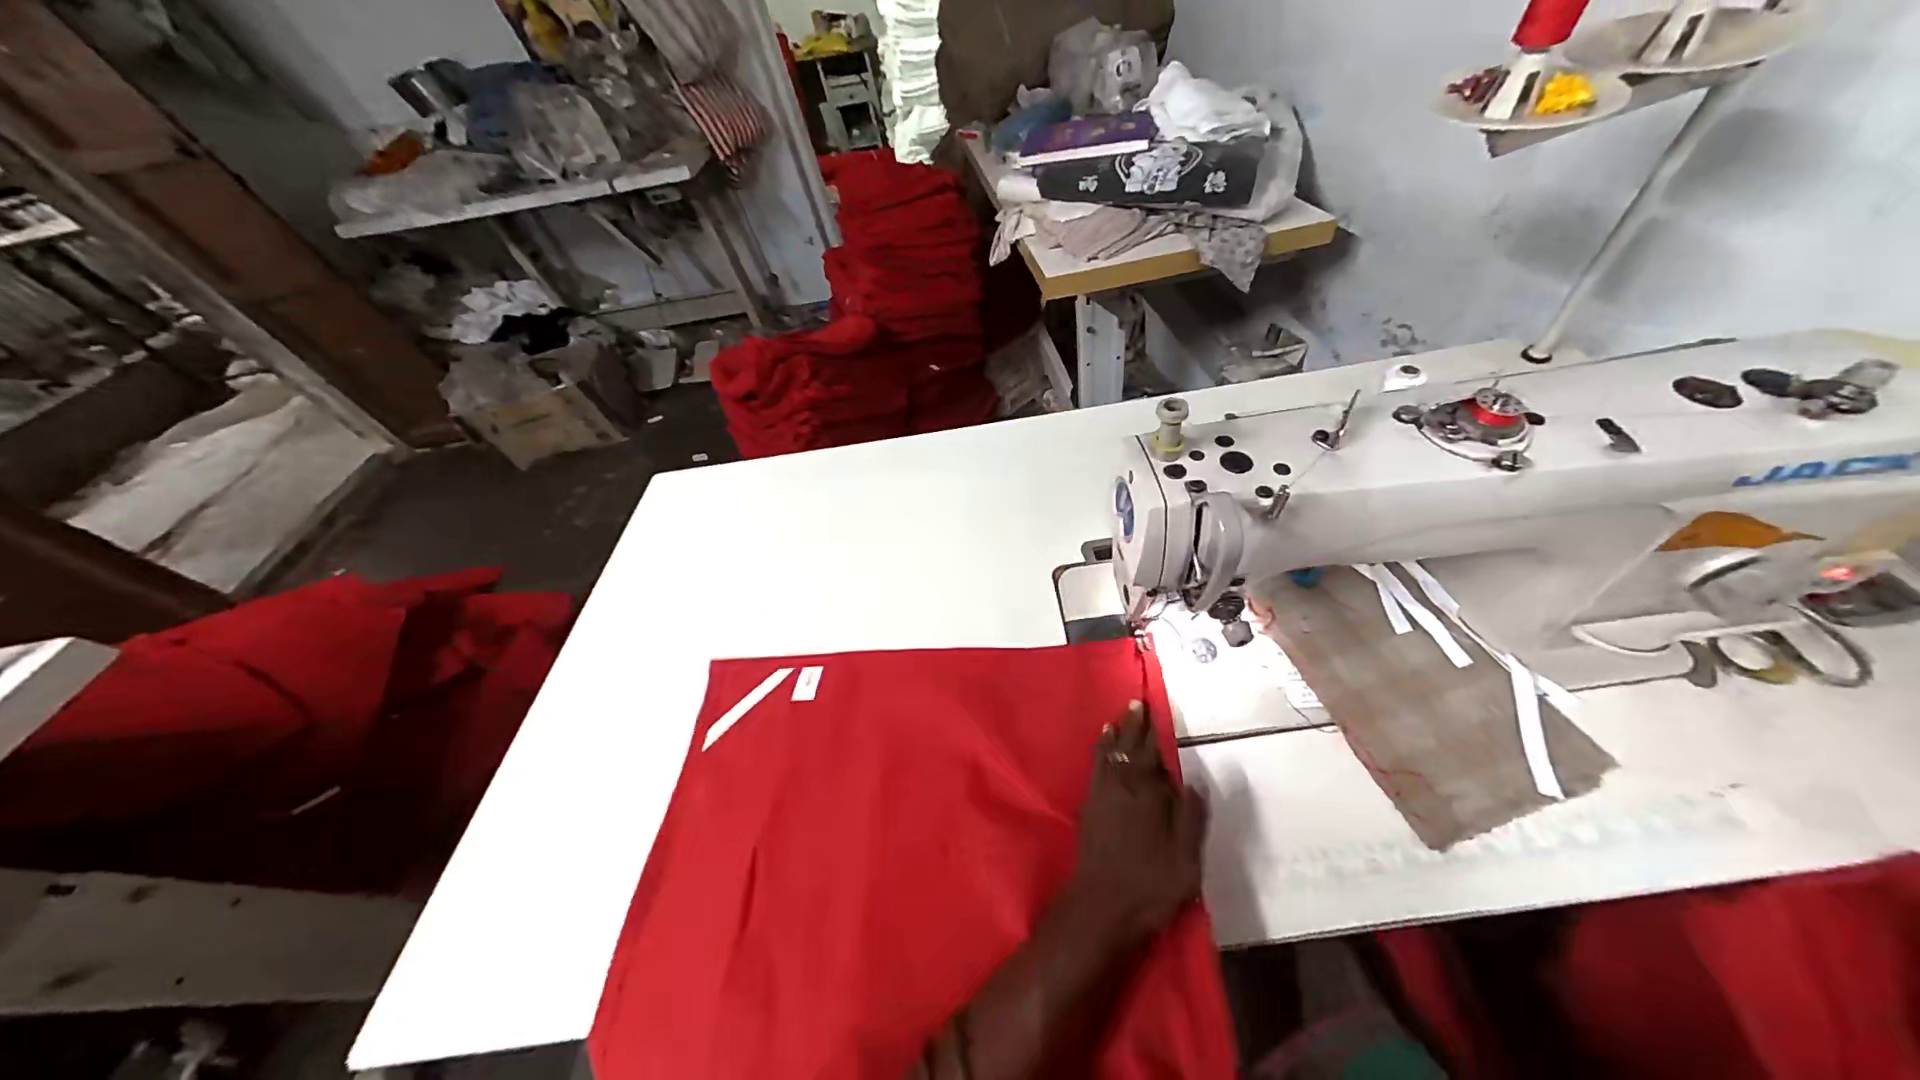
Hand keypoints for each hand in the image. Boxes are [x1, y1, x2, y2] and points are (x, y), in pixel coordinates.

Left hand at [1064, 700, 1207, 946]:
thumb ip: (1191, 818)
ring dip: (1114, 734)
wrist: (1099, 906)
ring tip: (1117, 718)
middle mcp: (1122, 786)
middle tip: (1135, 702)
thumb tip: (1192, 782)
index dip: (1155, 732)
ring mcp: (1102, 795)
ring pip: (1108, 754)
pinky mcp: (1089, 807)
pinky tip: (1101, 748)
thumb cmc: (1149, 885)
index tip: (1155, 708)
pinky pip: (1095, 768)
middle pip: (1128, 748)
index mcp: (1148, 794)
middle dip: (1133, 725)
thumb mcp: (1186, 860)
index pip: (1153, 754)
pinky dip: (1099, 752)